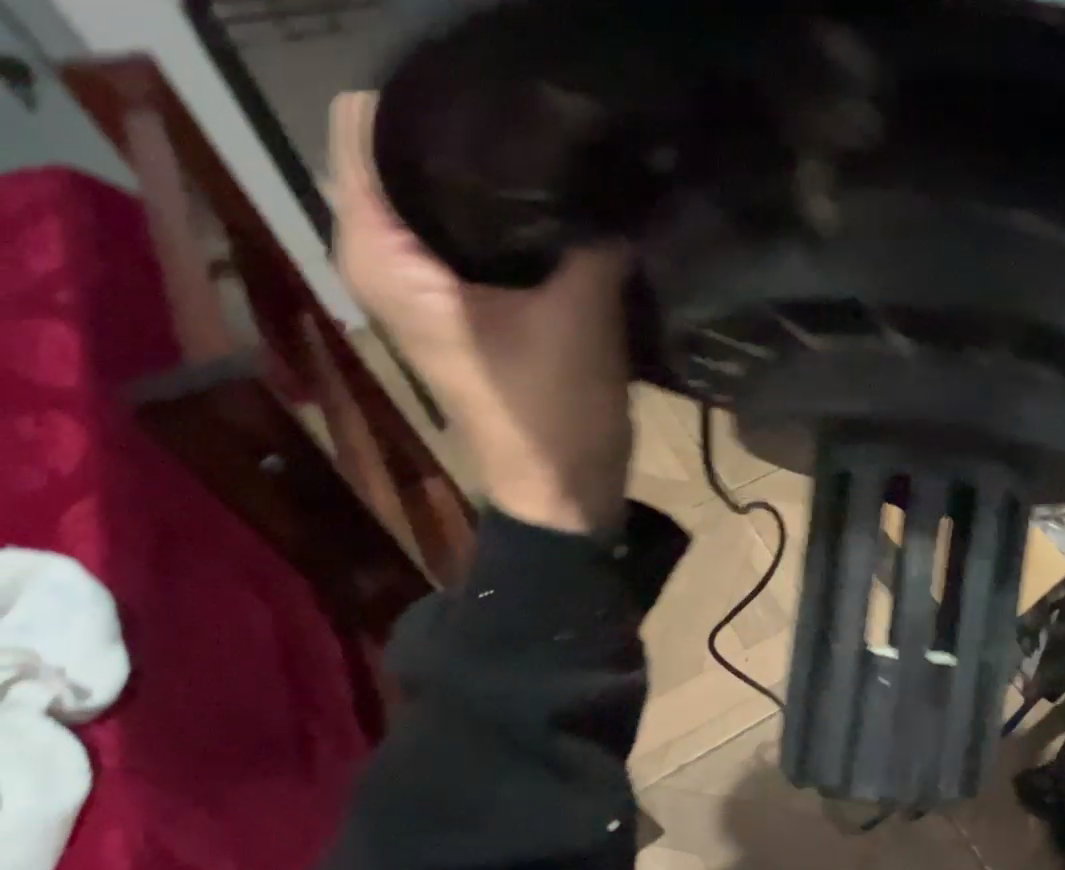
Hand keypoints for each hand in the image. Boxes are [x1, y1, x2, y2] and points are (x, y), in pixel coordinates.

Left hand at [327, 91, 633, 534]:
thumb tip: (612, 181)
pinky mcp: (457, 300)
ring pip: (438, 191)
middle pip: (402, 153)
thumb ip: (590, 236)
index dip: (424, 100)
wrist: (562, 488)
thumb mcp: (579, 313)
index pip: (363, 127)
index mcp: (382, 252)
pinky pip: (465, 227)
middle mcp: (382, 256)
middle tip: (541, 124)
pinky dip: (503, 211)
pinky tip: (556, 206)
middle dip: (463, 132)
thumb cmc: (553, 409)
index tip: (498, 97)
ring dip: (488, 173)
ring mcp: (419, 281)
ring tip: (553, 155)